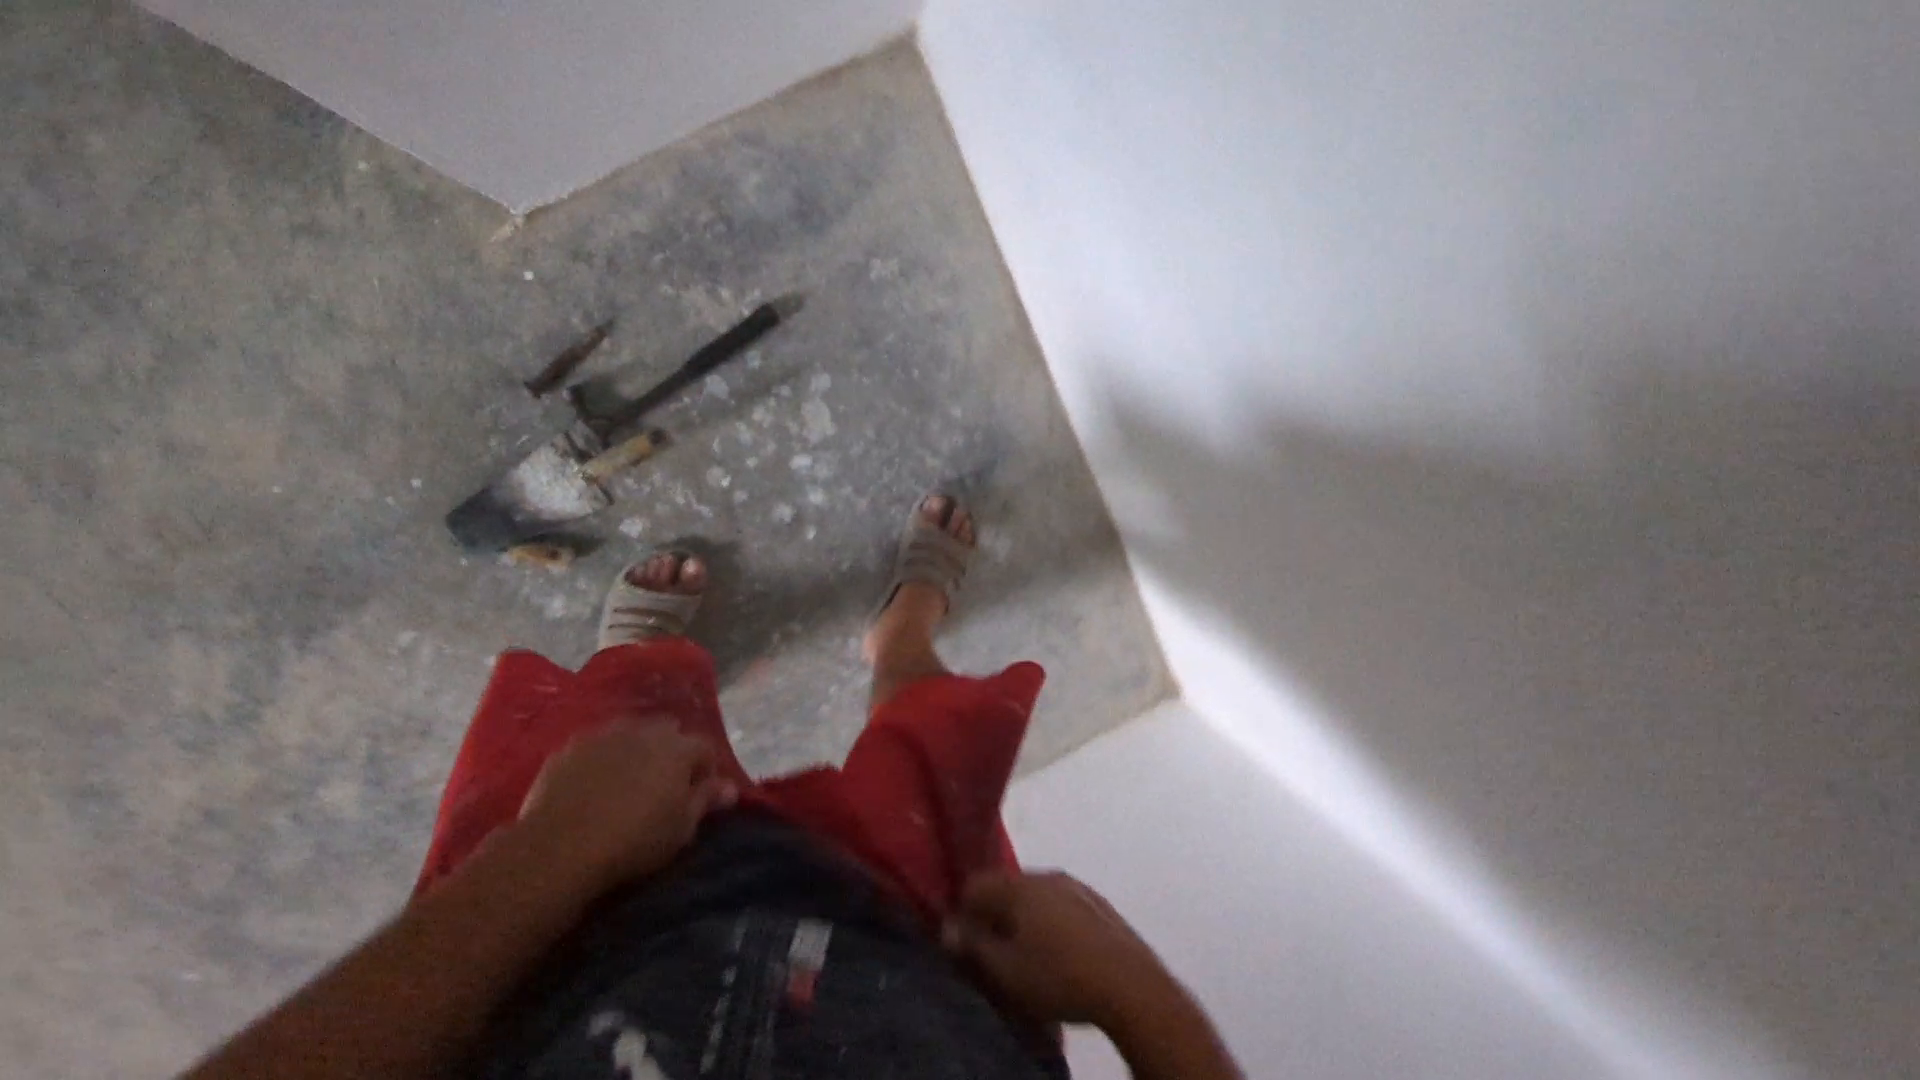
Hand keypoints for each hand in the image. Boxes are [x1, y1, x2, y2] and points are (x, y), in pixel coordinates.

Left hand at [516, 720, 737, 891]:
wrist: (560, 847)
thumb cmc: (634, 840)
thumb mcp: (681, 829)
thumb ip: (706, 801)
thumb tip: (730, 787)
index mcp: (678, 748)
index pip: (705, 749)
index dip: (705, 771)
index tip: (699, 796)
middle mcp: (644, 731)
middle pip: (667, 733)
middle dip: (671, 753)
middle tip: (664, 787)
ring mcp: (604, 735)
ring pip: (630, 735)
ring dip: (635, 751)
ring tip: (627, 783)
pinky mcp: (569, 748)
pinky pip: (595, 747)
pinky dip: (601, 760)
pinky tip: (593, 785)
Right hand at [942, 870, 1180, 1029]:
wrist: (1131, 986)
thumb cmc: (1059, 978)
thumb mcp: (1006, 971)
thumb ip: (973, 945)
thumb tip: (949, 926)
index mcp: (1020, 886)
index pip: (974, 884)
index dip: (962, 911)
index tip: (963, 941)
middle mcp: (1047, 875)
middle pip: (1006, 886)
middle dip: (994, 913)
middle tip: (993, 950)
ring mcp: (1077, 887)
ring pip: (1036, 895)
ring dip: (1024, 917)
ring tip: (1027, 953)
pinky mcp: (1099, 904)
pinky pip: (1061, 905)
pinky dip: (1051, 921)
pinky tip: (1059, 951)